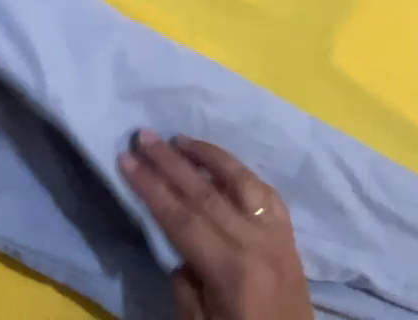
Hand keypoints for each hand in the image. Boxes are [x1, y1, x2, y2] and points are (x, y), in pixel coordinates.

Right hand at [119, 132, 312, 319]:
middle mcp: (257, 248)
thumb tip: (179, 247)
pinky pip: (268, 196)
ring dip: (208, 156)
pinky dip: (242, 174)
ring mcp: (279, 241)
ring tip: (180, 139)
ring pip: (242, 183)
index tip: (125, 158)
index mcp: (231, 273)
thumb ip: (184, 282)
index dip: (150, 186)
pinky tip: (222, 165)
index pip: (180, 217)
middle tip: (143, 135)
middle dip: (169, 161)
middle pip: (206, 192)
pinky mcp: (291, 242)